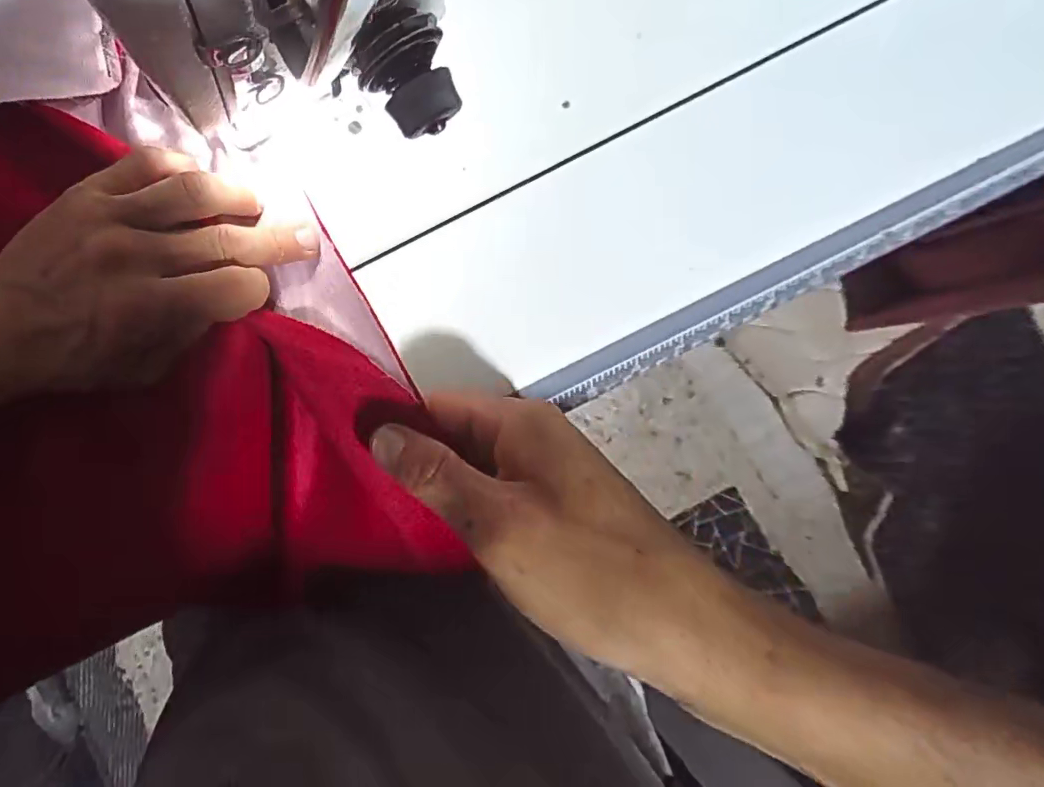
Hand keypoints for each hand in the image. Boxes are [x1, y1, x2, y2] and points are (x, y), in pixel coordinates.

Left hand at [0, 147, 318, 401]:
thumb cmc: (68, 359)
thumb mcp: (137, 371)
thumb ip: (188, 335)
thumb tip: (227, 298)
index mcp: (149, 307)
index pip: (233, 288)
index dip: (258, 290)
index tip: (258, 291)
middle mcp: (138, 255)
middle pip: (227, 239)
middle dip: (276, 239)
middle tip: (304, 234)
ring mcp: (111, 215)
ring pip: (193, 190)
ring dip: (237, 193)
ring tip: (255, 200)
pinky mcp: (88, 190)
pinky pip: (144, 162)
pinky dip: (180, 164)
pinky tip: (194, 176)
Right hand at [371, 394, 754, 682]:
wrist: (695, 639)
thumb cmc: (592, 573)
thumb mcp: (498, 523)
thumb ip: (432, 474)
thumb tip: (377, 432)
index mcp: (519, 422)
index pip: (432, 404)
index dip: (391, 425)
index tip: (348, 452)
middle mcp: (531, 434)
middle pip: (449, 432)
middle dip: (410, 459)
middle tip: (364, 492)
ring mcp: (545, 470)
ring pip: (468, 464)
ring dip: (436, 486)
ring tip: (391, 513)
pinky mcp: (554, 504)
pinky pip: (491, 489)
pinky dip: (464, 505)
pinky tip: (442, 533)